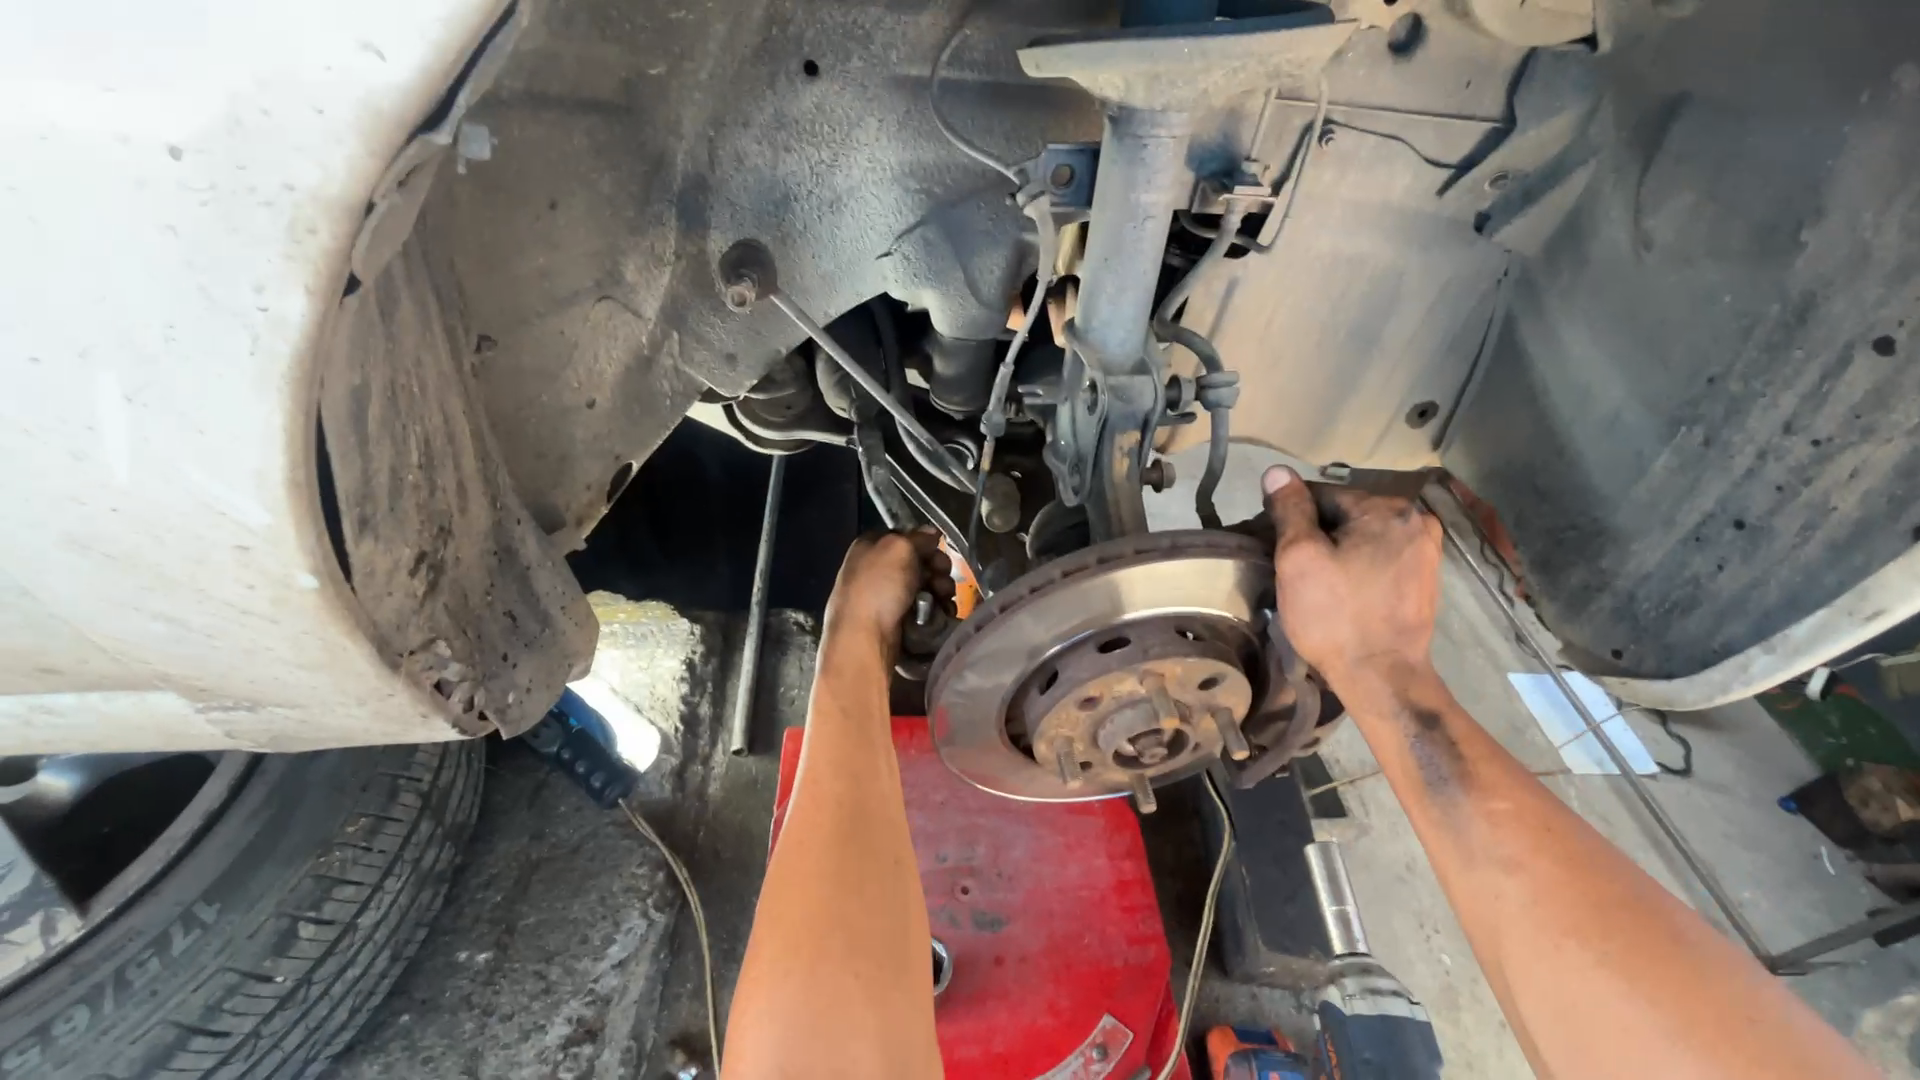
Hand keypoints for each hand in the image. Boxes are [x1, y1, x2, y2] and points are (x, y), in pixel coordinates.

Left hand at [822, 529, 953, 650]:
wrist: (864, 638)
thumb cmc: (878, 586)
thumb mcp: (899, 549)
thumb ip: (918, 537)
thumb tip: (931, 532)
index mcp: (871, 546)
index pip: (907, 537)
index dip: (926, 544)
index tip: (938, 551)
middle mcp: (878, 569)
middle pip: (921, 562)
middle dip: (938, 569)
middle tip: (941, 580)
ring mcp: (887, 596)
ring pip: (926, 585)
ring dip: (941, 590)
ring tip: (943, 601)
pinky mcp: (898, 619)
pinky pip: (924, 607)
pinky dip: (937, 609)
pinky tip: (942, 613)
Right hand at [1263, 465, 1443, 691]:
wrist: (1382, 677)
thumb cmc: (1335, 616)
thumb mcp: (1299, 558)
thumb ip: (1289, 510)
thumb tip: (1276, 471)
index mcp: (1389, 509)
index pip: (1322, 494)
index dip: (1290, 518)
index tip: (1273, 548)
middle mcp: (1417, 521)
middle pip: (1346, 515)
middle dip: (1316, 535)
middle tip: (1292, 570)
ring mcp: (1427, 552)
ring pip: (1362, 537)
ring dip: (1336, 552)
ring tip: (1315, 584)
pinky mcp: (1425, 579)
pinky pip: (1379, 558)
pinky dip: (1357, 567)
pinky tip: (1341, 592)